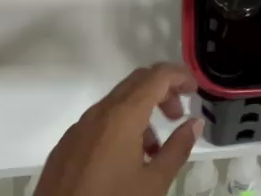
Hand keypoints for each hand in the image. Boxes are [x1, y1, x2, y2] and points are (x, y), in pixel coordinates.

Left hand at [35, 63, 201, 195]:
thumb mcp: (152, 185)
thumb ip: (178, 149)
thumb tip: (195, 123)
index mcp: (122, 115)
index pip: (158, 75)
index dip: (181, 76)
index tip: (195, 92)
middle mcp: (99, 112)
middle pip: (137, 82)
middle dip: (162, 92)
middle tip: (178, 117)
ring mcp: (78, 128)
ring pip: (117, 102)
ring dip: (141, 112)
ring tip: (153, 150)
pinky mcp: (65, 146)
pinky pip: (98, 122)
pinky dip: (119, 126)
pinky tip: (124, 162)